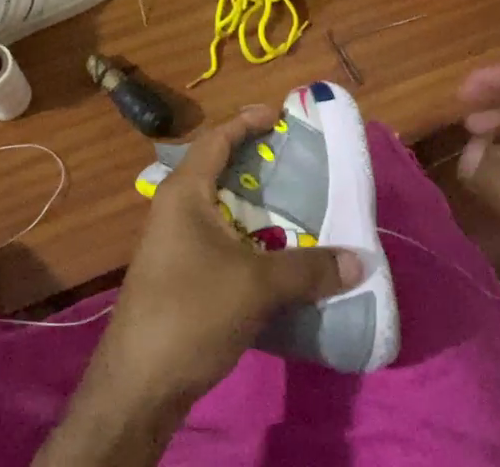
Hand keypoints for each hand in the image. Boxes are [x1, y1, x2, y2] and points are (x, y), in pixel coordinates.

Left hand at [38, 104, 363, 465]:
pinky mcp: (178, 277)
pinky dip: (248, 241)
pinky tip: (276, 258)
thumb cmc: (191, 311)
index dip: (246, 123)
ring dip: (256, 210)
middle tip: (299, 165)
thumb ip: (308, 268)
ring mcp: (172, 245)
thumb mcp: (257, 285)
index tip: (279, 115)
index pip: (215, 140)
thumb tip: (359, 261)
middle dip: (257, 167)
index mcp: (184, 193)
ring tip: (297, 209)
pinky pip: (219, 243)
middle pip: (218, 173)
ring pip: (220, 212)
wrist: (139, 383)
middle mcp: (174, 211)